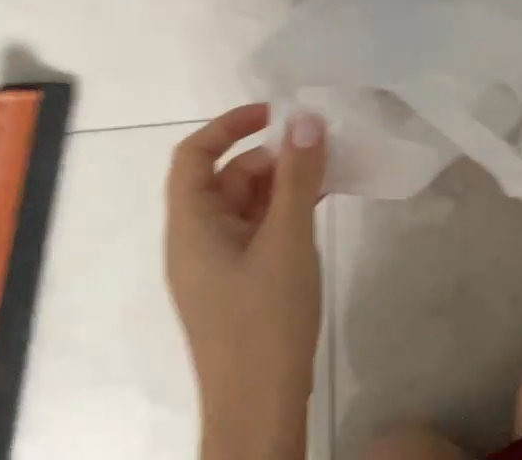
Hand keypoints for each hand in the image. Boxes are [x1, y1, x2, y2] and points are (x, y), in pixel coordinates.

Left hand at [166, 105, 326, 459]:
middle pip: (225, 177)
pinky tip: (322, 207)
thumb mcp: (288, 239)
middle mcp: (196, 240)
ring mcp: (217, 265)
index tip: (278, 113)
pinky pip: (257, 230)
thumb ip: (298, 176)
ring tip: (331, 173)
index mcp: (191, 226)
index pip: (194, 155)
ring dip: (283, 183)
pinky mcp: (238, 284)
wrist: (257, 408)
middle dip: (270, 155)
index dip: (230, 125)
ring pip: (246, 204)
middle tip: (321, 147)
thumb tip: (306, 119)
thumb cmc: (266, 319)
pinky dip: (285, 211)